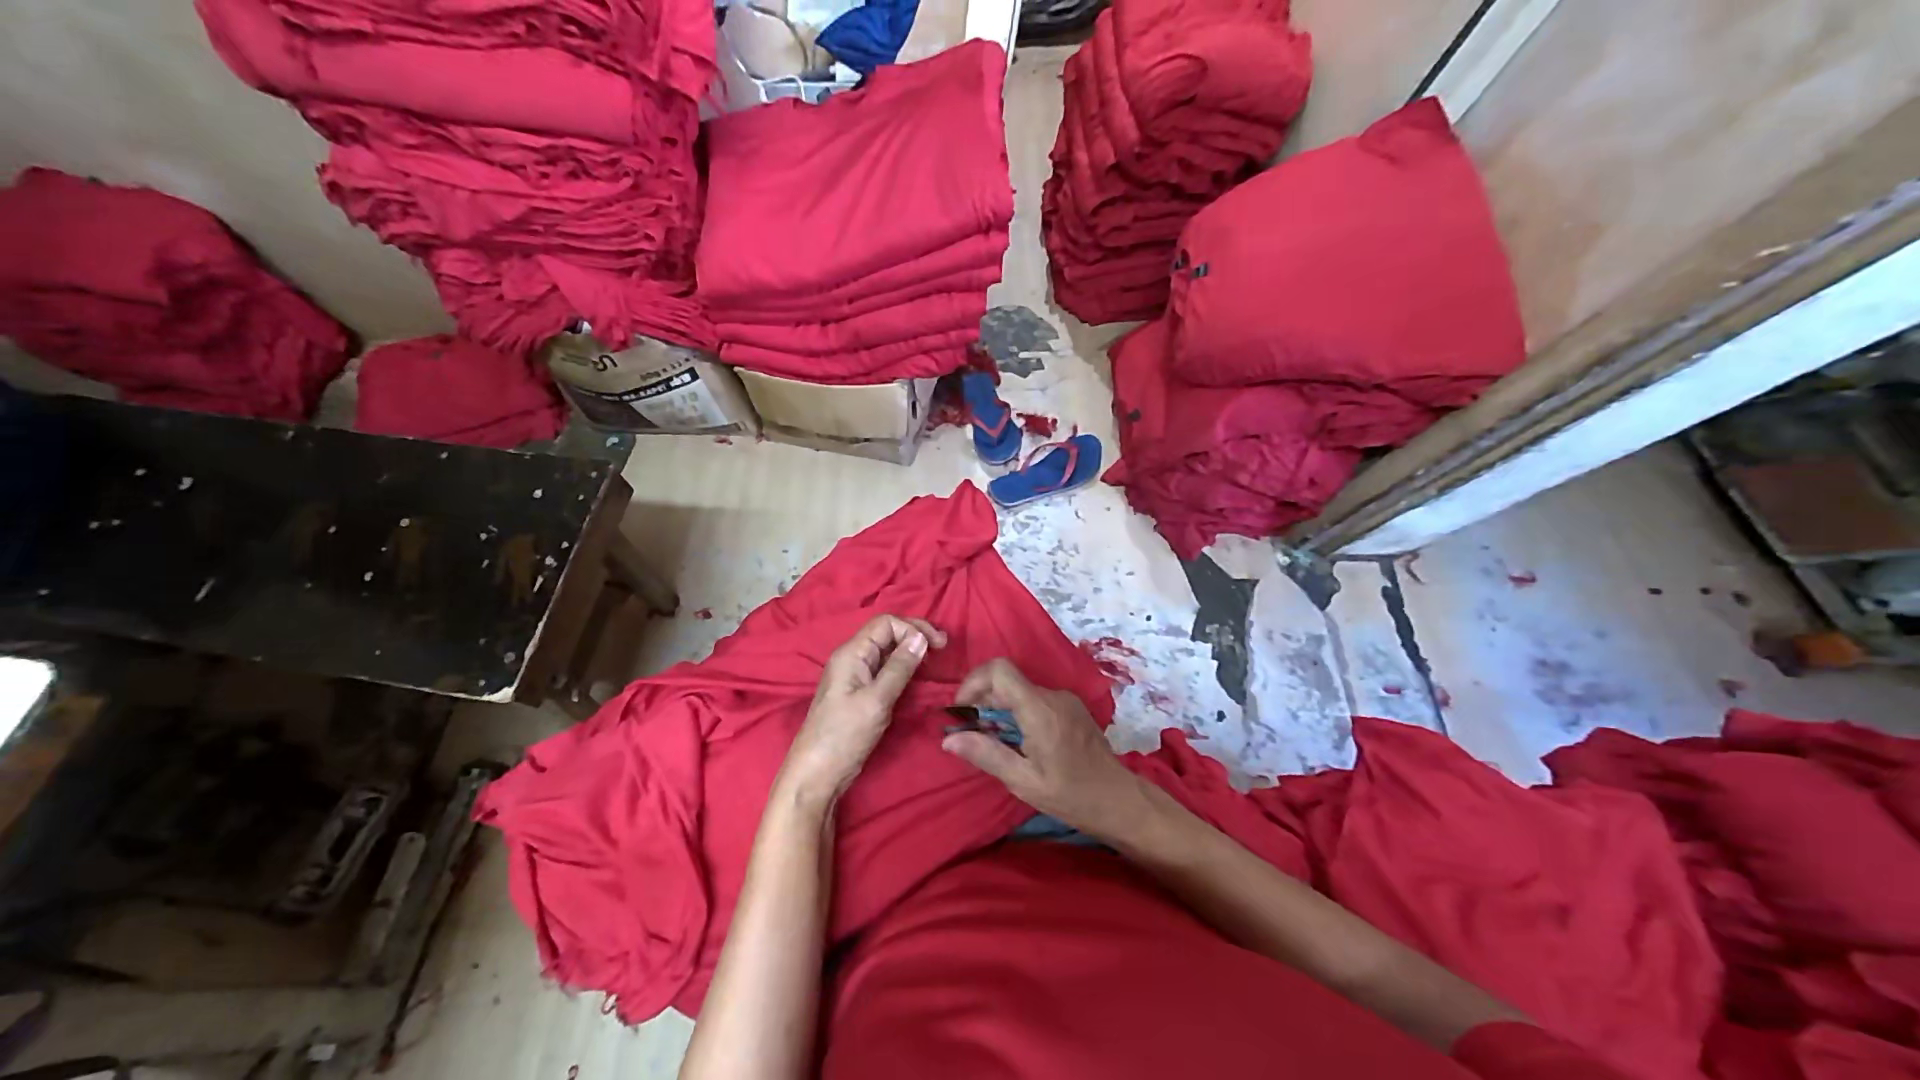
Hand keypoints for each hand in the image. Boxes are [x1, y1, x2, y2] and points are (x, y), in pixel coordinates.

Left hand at [778, 614, 946, 809]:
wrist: (817, 774)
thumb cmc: (844, 736)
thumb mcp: (876, 701)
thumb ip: (899, 668)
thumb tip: (920, 638)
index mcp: (851, 654)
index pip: (886, 623)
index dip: (913, 628)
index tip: (938, 645)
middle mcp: (852, 659)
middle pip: (886, 633)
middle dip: (915, 635)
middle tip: (942, 648)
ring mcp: (855, 677)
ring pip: (886, 652)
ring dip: (911, 652)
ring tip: (934, 660)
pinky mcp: (860, 694)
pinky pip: (884, 671)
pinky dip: (903, 668)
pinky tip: (917, 677)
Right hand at [942, 658, 1151, 840]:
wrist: (1120, 801)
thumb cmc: (1071, 795)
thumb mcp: (1023, 781)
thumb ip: (985, 754)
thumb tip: (948, 739)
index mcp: (1039, 709)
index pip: (999, 670)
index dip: (973, 683)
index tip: (962, 711)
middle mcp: (1053, 696)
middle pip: (1007, 681)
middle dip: (982, 701)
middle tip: (972, 733)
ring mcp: (1065, 700)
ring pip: (1020, 690)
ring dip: (999, 709)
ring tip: (993, 741)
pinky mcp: (1071, 708)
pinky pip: (1035, 700)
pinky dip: (1017, 713)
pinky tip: (1018, 742)